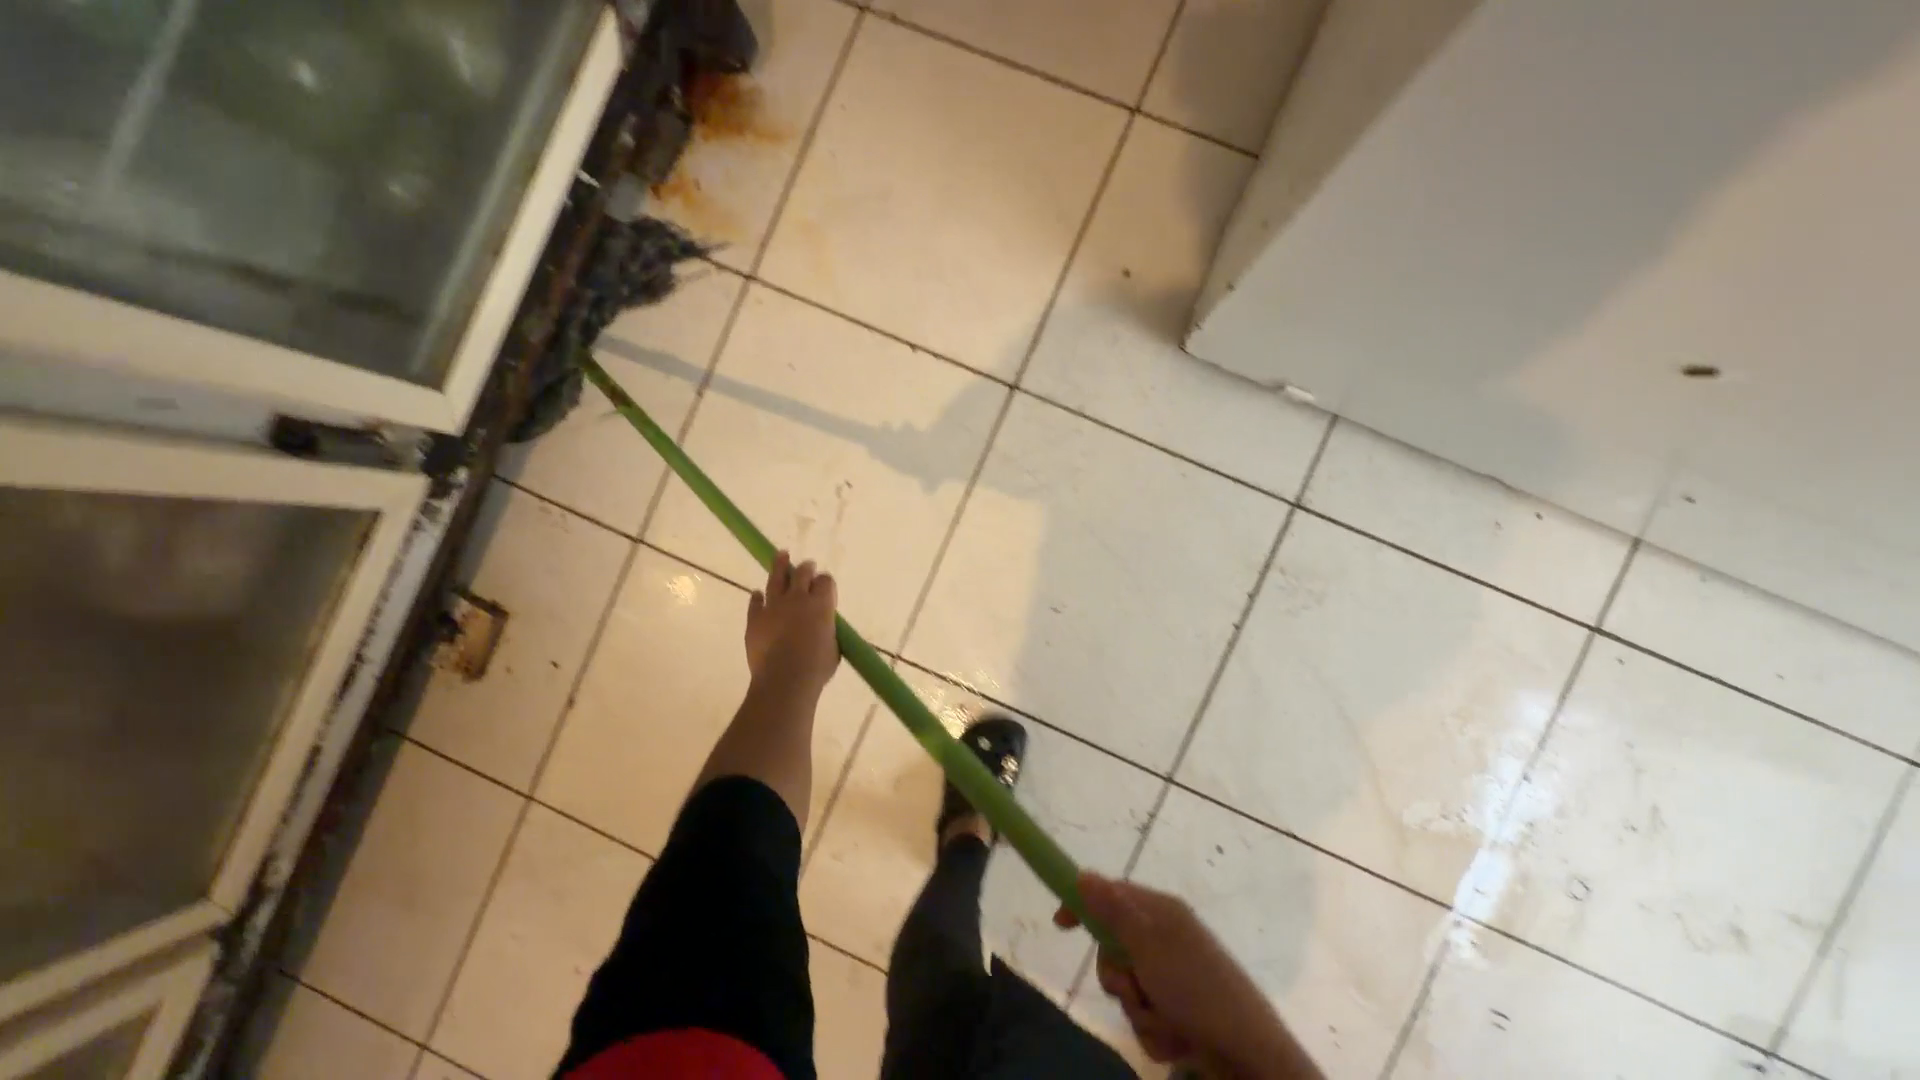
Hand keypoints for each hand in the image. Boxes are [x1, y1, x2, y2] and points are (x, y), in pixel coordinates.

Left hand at [745, 551, 840, 697]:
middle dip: (806, 568)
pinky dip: (757, 597)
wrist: (784, 679)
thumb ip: (828, 631)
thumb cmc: (815, 668)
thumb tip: (824, 627)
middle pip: (802, 573)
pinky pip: (755, 602)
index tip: (824, 584)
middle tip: (807, 565)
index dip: (825, 582)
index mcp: (821, 604)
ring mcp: (774, 606)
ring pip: (776, 578)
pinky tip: (757, 594)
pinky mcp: (755, 618)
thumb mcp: (834, 648)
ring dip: (780, 565)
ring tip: (781, 555)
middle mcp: (798, 598)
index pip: (825, 582)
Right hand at [1056, 872, 1321, 1079]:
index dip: (1084, 906)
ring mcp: (1174, 977)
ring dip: (1138, 1009)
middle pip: (1113, 948)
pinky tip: (1177, 1038)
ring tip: (1164, 1019)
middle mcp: (1166, 939)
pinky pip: (1145, 1016)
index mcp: (1162, 913)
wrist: (1248, 1053)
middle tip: (1133, 986)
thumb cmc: (1196, 988)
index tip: (1060, 924)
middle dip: (1117, 976)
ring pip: (1128, 987)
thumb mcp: (1148, 945)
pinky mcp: (1179, 1011)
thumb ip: (1112, 911)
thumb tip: (1082, 874)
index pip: (1112, 895)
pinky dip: (1155, 1030)